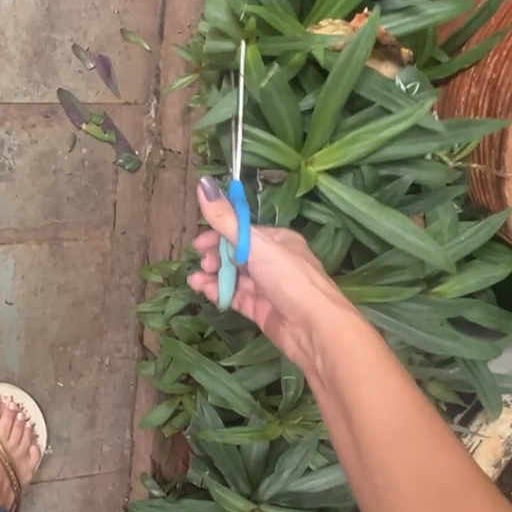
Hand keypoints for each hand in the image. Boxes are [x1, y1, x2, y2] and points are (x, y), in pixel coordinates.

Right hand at [187, 176, 356, 370]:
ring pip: (234, 277)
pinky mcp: (263, 310)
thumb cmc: (289, 278)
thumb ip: (225, 218)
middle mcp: (274, 261)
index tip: (198, 245)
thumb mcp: (255, 244)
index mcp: (278, 240)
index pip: (242, 232)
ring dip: (213, 276)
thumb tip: (202, 182)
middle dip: (215, 257)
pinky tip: (204, 291)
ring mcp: (268, 287)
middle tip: (203, 264)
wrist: (315, 328)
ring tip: (196, 281)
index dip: (218, 235)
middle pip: (236, 255)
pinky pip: (236, 297)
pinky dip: (219, 292)